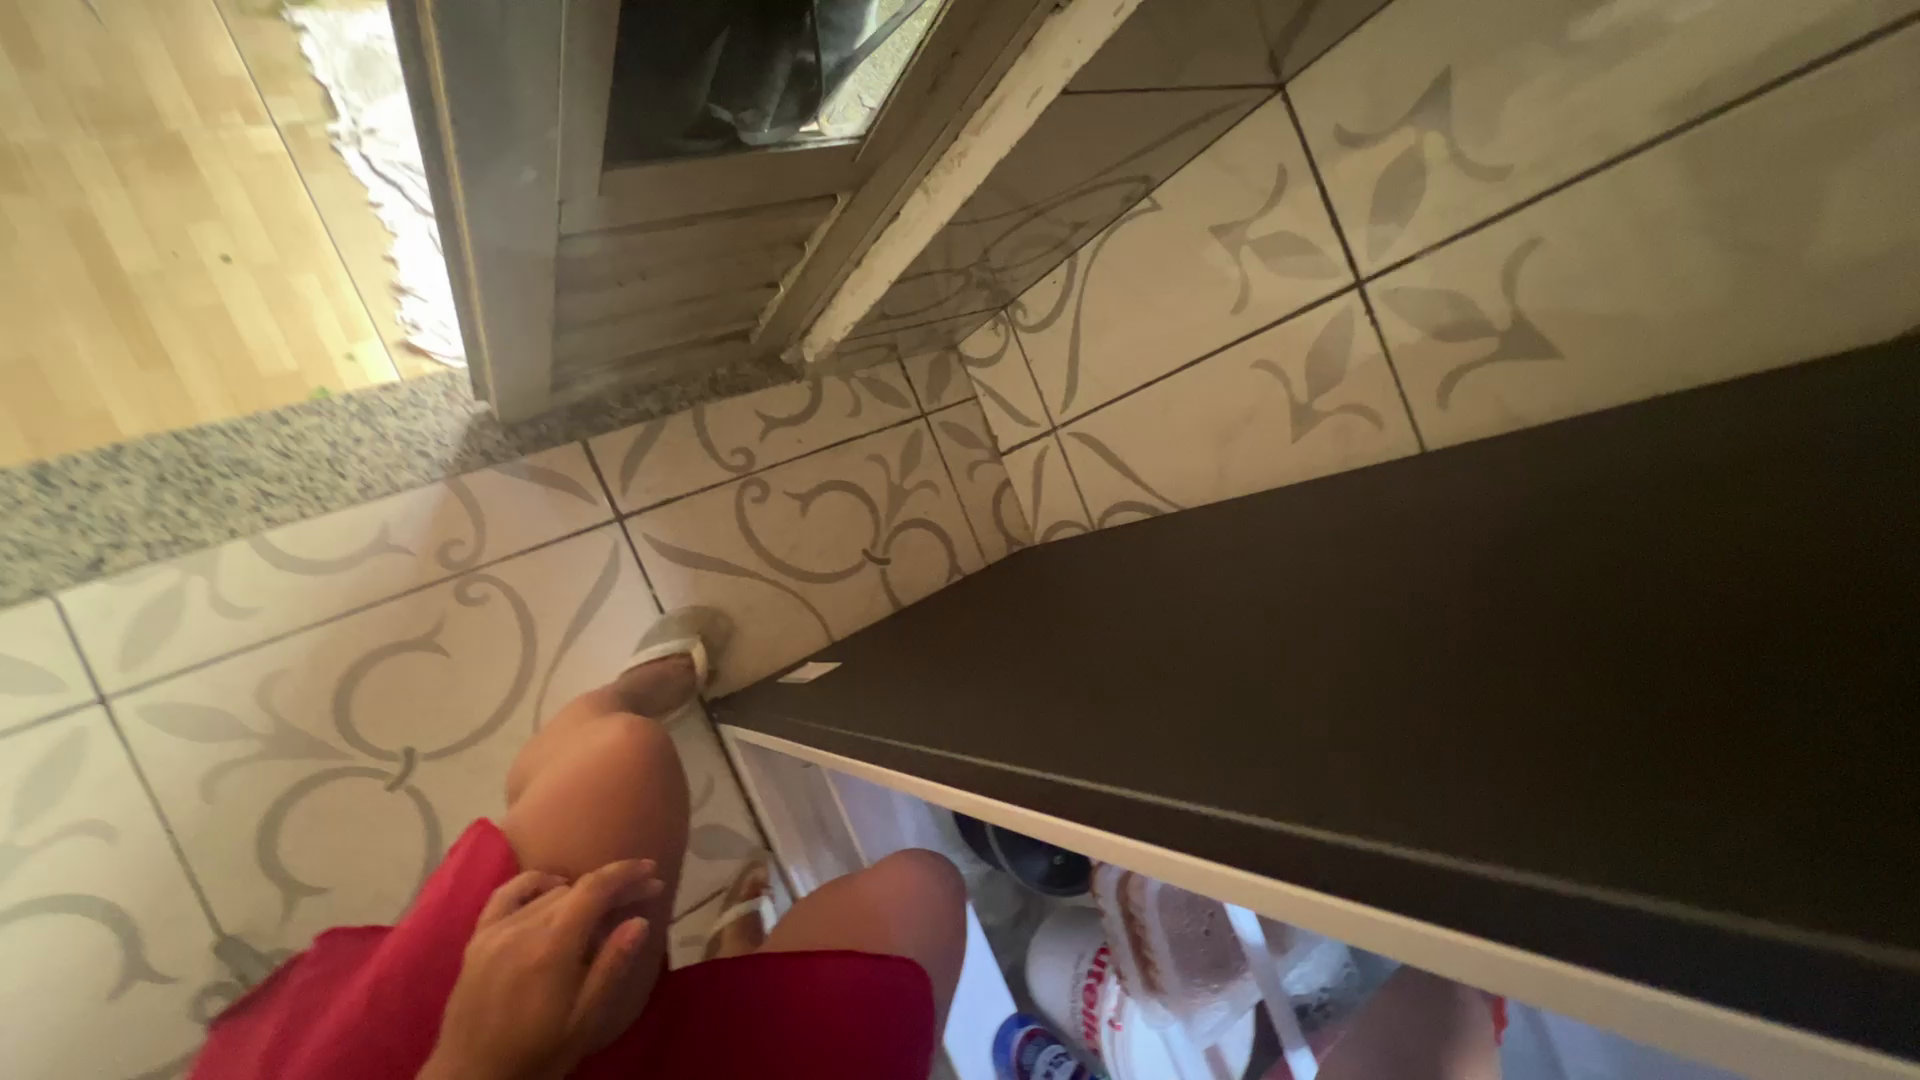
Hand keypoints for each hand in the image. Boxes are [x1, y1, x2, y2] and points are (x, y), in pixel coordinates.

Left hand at [421, 860, 663, 1079]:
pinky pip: (507, 894)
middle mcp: (522, 930)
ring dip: (581, 893)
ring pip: (549, 892)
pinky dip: (535, 884)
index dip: (626, 873)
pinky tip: (552, 890)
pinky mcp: (477, 940)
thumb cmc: (536, 1054)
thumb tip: (640, 921)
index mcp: (551, 949)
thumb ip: (612, 967)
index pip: (594, 889)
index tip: (652, 871)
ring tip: (601, 906)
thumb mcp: (585, 1020)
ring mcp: (495, 932)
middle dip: (612, 887)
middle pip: (576, 889)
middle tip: (639, 897)